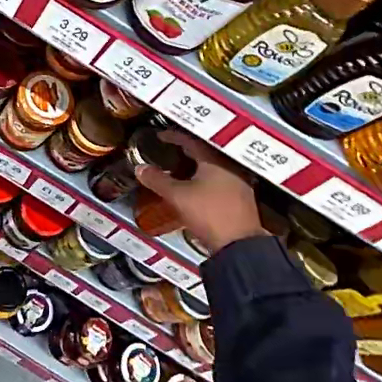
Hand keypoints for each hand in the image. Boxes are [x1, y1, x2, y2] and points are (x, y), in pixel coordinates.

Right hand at [136, 130, 265, 253]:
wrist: (238, 245)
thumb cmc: (209, 214)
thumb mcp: (177, 197)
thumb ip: (157, 180)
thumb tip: (140, 168)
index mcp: (214, 161)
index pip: (191, 141)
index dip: (173, 137)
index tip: (161, 136)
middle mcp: (230, 167)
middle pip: (205, 152)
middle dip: (185, 151)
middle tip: (169, 151)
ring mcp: (239, 183)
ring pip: (213, 167)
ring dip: (196, 166)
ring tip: (179, 170)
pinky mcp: (241, 199)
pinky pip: (220, 180)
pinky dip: (205, 180)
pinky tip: (195, 189)